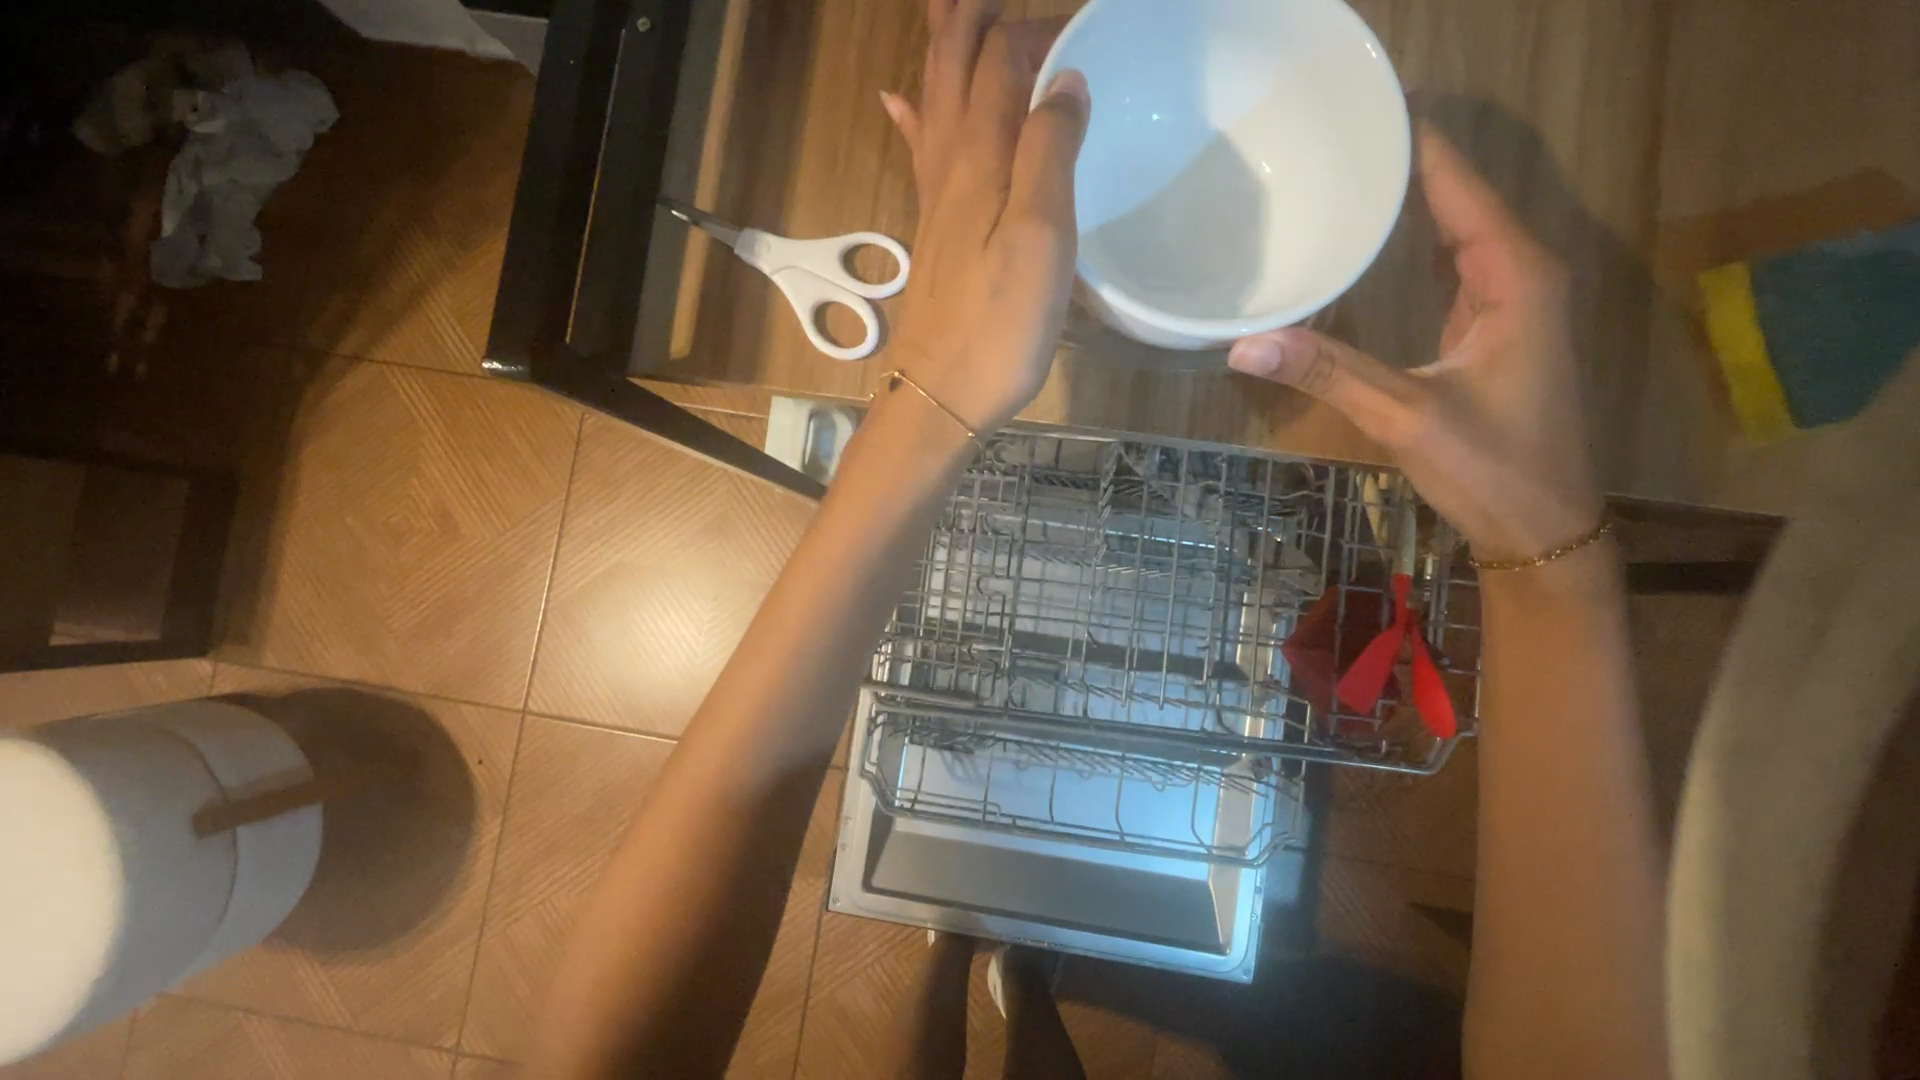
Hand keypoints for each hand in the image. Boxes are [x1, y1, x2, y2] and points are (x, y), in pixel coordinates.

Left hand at [880, 2, 1090, 433]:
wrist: (941, 392)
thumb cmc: (999, 324)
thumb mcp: (1040, 235)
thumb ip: (1050, 151)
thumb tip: (1064, 78)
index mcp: (980, 156)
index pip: (1002, 60)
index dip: (1037, 29)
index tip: (1079, 24)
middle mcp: (950, 164)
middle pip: (955, 68)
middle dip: (975, 18)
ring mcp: (937, 197)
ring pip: (934, 100)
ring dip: (944, 49)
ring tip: (950, 8)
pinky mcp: (934, 229)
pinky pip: (921, 150)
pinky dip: (914, 114)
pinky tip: (900, 99)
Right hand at [1227, 126, 1602, 563]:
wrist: (1542, 529)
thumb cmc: (1493, 468)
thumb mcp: (1406, 416)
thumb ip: (1328, 372)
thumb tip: (1241, 343)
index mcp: (1517, 276)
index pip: (1461, 186)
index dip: (1414, 147)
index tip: (1356, 118)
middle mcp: (1521, 275)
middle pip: (1459, 197)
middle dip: (1401, 168)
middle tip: (1327, 150)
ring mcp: (1509, 303)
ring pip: (1455, 230)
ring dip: (1407, 205)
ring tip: (1340, 183)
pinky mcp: (1491, 331)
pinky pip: (1450, 265)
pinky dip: (1412, 246)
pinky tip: (1369, 246)